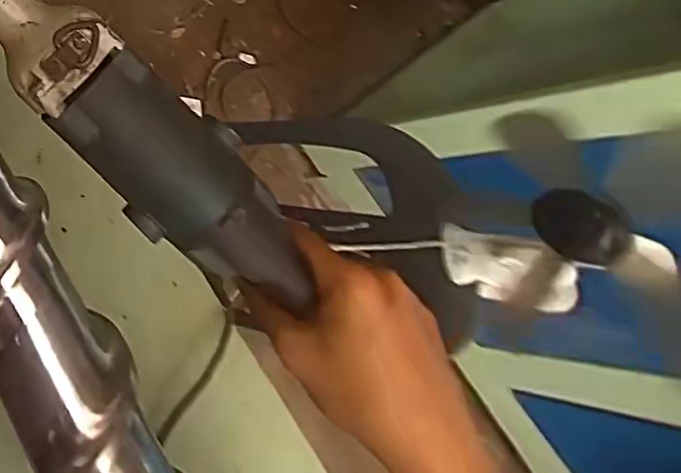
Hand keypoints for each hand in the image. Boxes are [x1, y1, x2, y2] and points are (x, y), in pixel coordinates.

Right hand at [246, 226, 494, 472]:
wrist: (432, 446)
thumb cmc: (362, 398)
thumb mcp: (298, 355)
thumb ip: (266, 311)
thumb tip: (249, 284)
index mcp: (351, 278)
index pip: (304, 235)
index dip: (278, 236)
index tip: (263, 249)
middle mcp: (384, 275)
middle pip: (332, 260)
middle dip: (311, 278)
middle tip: (297, 307)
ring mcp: (410, 296)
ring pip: (359, 280)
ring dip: (341, 295)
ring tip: (333, 332)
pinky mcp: (428, 318)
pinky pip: (385, 298)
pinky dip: (369, 310)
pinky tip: (365, 345)